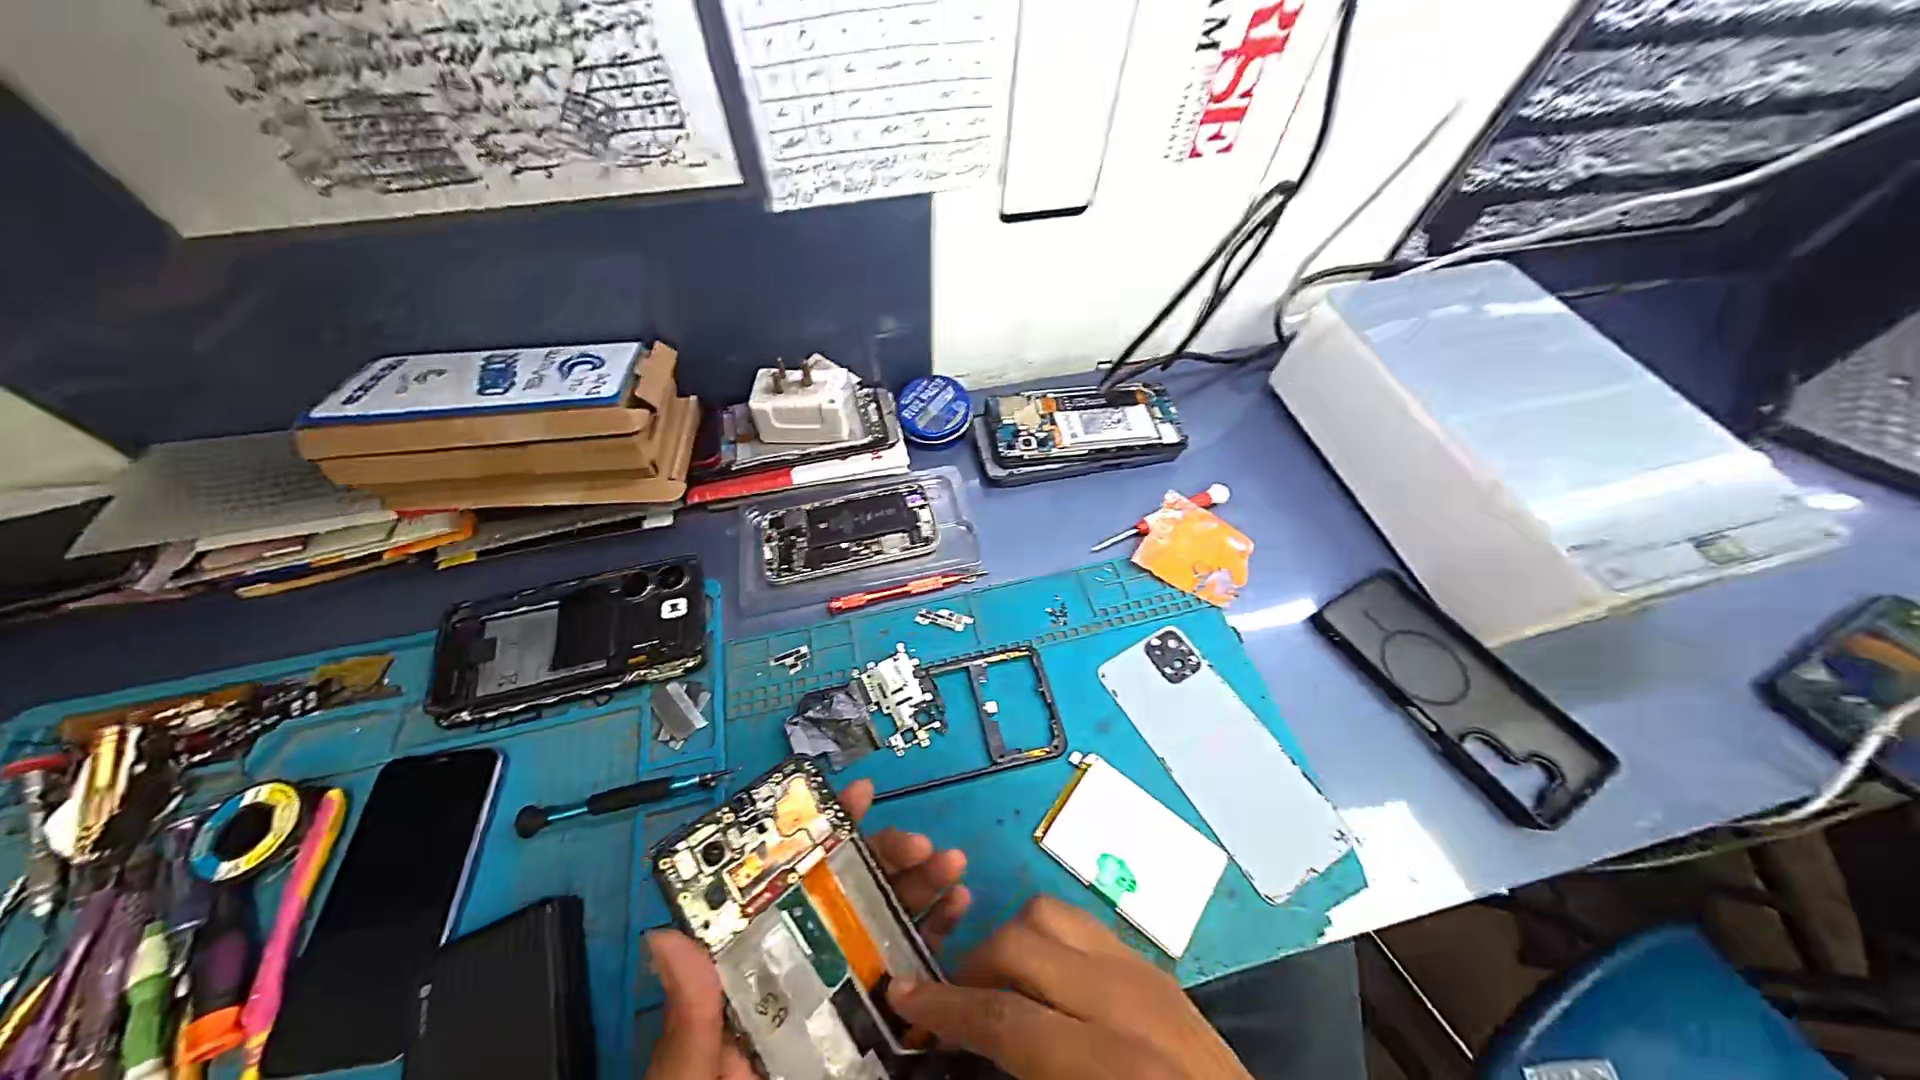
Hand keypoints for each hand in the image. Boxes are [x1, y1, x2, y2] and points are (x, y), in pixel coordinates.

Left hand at [644, 778, 971, 1079]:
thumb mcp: (693, 1068)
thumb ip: (690, 1017)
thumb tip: (664, 938)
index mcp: (760, 959)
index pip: (792, 882)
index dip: (824, 830)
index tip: (859, 792)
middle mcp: (808, 957)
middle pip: (851, 890)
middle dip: (889, 854)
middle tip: (921, 843)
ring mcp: (848, 987)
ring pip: (889, 917)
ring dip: (923, 883)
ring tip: (951, 865)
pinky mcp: (883, 1021)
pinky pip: (916, 965)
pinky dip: (939, 929)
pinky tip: (959, 905)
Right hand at [885, 896, 1252, 1079]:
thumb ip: (1019, 1068)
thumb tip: (967, 1041)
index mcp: (1110, 1062)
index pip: (1005, 1019)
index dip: (944, 1009)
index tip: (903, 998)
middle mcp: (1127, 1002)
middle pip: (1022, 946)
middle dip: (972, 967)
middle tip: (951, 1001)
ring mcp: (1146, 974)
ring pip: (1052, 916)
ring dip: (1010, 940)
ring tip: (996, 981)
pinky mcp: (1156, 968)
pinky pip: (1084, 926)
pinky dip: (1047, 941)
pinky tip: (1043, 977)